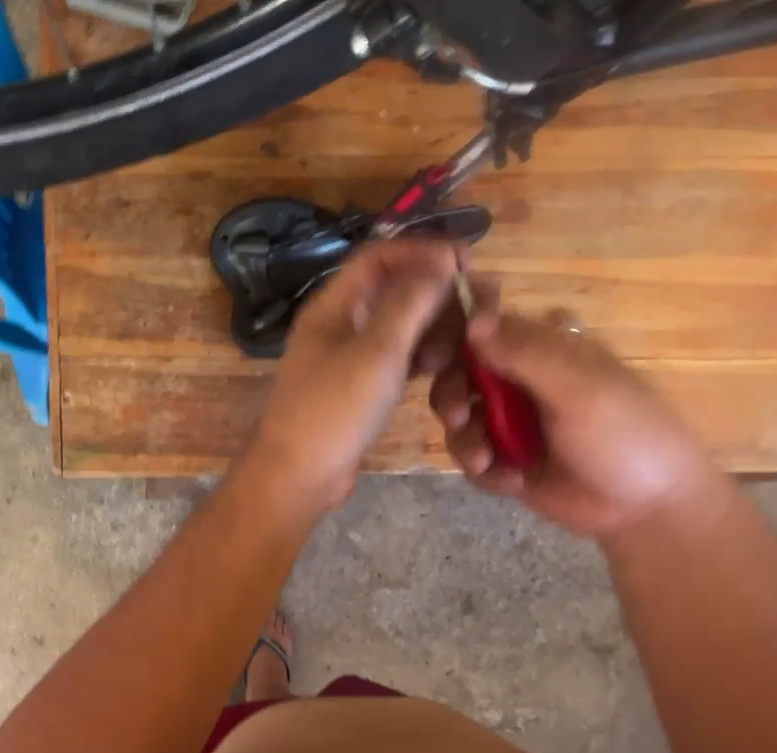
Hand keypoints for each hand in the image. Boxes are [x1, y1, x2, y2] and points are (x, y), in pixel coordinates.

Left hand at [244, 238, 464, 512]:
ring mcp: (350, 359)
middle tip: (478, 313)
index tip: (467, 264)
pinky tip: (441, 375)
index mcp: (333, 306)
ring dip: (434, 333)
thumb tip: (443, 257)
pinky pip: (399, 361)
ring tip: (456, 353)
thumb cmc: (334, 409)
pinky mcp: (361, 390)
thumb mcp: (378, 349)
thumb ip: (413, 299)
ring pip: (403, 329)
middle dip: (438, 297)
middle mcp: (341, 326)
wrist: (299, 477)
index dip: (423, 252)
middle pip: (397, 292)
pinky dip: (422, 362)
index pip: (380, 257)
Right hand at [430, 309, 721, 536]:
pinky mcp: (509, 462)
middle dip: (452, 399)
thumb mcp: (577, 387)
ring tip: (485, 462)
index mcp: (547, 351)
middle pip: (462, 378)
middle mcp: (525, 382)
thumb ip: (525, 353)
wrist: (646, 507)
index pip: (487, 332)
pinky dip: (482, 471)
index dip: (457, 345)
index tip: (439, 363)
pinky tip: (510, 483)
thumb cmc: (623, 434)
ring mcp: (515, 425)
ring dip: (465, 442)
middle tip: (458, 419)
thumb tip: (472, 320)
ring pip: (462, 422)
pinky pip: (473, 459)